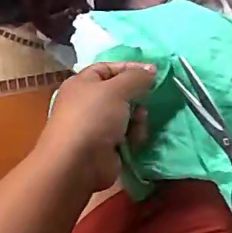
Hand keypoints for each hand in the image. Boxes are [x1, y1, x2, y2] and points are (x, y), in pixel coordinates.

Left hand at [37, 62, 156, 193]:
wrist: (78, 163)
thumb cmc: (93, 117)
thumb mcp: (116, 89)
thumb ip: (136, 77)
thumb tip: (152, 69)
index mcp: (82, 83)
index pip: (108, 68)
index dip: (130, 68)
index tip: (153, 73)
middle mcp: (87, 102)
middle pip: (120, 92)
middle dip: (136, 97)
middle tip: (147, 101)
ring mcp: (96, 125)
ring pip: (126, 114)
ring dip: (137, 118)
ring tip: (139, 125)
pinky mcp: (106, 146)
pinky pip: (126, 134)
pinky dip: (133, 136)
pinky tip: (135, 141)